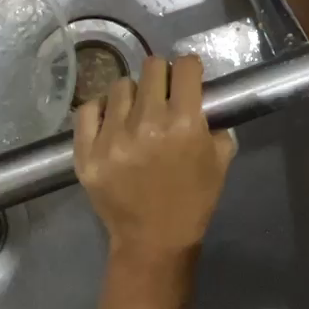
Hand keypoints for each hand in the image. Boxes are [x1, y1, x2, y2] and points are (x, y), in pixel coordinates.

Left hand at [74, 56, 235, 257]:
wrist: (154, 240)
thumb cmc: (193, 199)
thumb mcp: (221, 159)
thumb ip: (217, 123)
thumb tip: (202, 97)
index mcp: (184, 123)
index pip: (185, 67)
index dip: (189, 68)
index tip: (188, 76)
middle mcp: (147, 124)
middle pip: (152, 67)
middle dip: (162, 76)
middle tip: (163, 93)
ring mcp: (112, 138)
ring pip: (120, 86)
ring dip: (132, 94)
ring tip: (136, 112)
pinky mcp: (86, 153)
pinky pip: (88, 109)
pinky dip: (100, 110)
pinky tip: (111, 121)